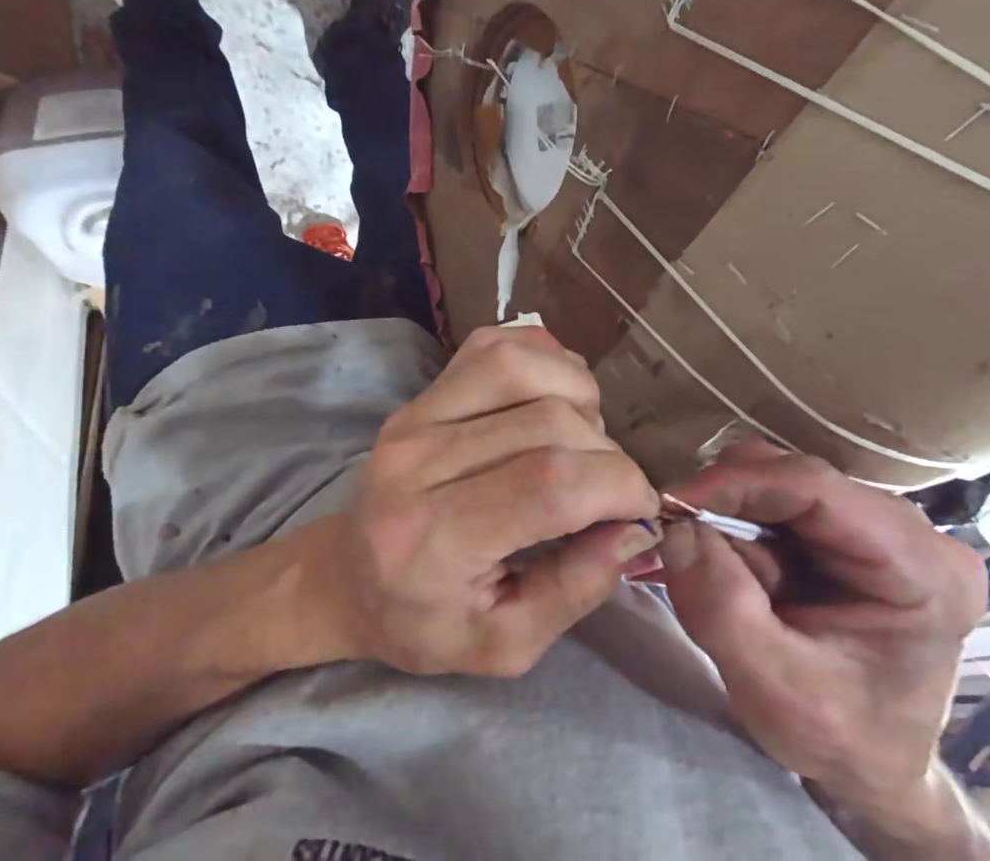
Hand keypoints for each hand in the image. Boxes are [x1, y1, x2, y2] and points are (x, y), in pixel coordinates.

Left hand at [317, 325, 661, 677]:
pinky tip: (553, 400)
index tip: (642, 508)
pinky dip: (542, 360)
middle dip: (607, 454)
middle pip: (547, 421)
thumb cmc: (423, 621)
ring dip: (577, 397)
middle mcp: (418, 461)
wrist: (347, 576)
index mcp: (433, 538)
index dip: (618, 486)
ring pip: (520, 367)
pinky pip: (493, 345)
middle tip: (610, 491)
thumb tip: (635, 527)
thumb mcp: (503, 644)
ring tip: (582, 441)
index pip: (549, 482)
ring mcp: (414, 415)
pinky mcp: (420, 393)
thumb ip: (575, 589)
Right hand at [658, 440, 986, 818]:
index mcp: (923, 570)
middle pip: (796, 478)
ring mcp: (880, 526)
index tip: (671, 503)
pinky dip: (736, 528)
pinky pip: (776, 504)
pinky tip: (726, 568)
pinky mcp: (849, 530)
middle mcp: (911, 532)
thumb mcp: (776, 692)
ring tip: (703, 569)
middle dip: (726, 502)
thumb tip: (676, 531)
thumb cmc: (840, 739)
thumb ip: (724, 611)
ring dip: (728, 519)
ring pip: (779, 484)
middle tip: (673, 537)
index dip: (738, 483)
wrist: (871, 764)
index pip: (819, 489)